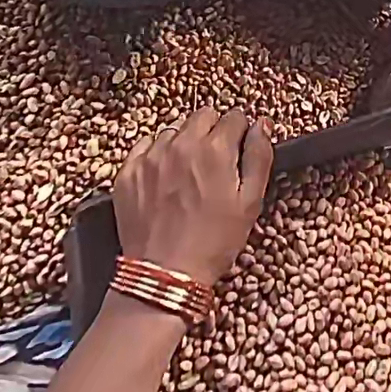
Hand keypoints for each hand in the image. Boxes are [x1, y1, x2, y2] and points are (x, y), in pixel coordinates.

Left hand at [113, 107, 273, 284]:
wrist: (165, 275)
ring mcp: (151, 156)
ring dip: (184, 142)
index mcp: (215, 149)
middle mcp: (181, 144)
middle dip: (213, 130)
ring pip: (174, 130)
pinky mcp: (129, 171)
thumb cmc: (214, 241)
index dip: (240, 132)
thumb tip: (261, 125)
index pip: (234, 117)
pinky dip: (157, 154)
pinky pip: (146, 146)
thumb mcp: (250, 202)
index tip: (238, 148)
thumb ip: (259, 157)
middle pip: (203, 116)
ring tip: (188, 173)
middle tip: (215, 160)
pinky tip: (164, 178)